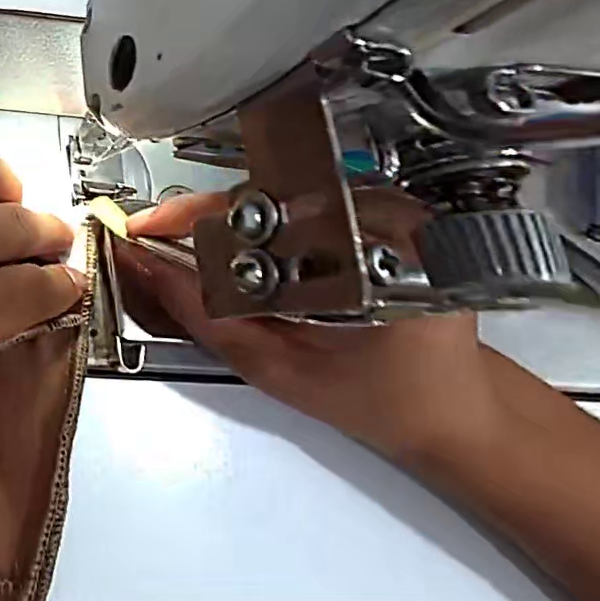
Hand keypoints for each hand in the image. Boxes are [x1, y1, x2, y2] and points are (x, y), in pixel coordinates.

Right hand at [115, 190, 514, 463]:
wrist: (452, 405)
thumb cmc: (383, 400)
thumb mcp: (280, 369)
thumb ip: (206, 317)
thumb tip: (149, 268)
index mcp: (376, 257)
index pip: (261, 217)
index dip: (191, 220)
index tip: (147, 230)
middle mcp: (392, 218)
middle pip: (264, 196)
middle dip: (201, 218)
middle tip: (158, 240)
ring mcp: (392, 209)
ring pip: (276, 195)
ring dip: (225, 220)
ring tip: (190, 249)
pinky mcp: (384, 211)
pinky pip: (298, 203)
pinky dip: (256, 223)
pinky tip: (236, 250)